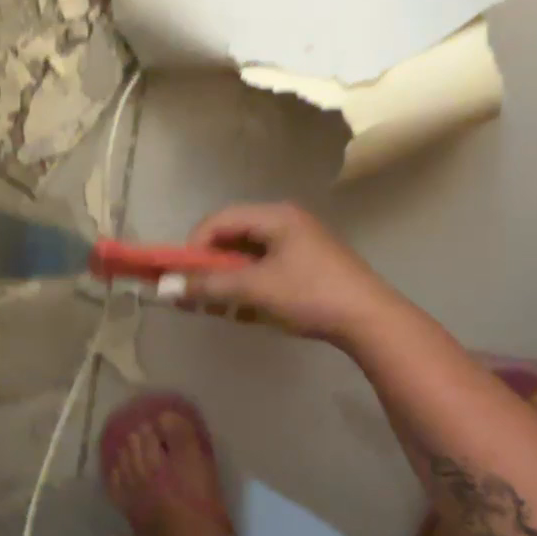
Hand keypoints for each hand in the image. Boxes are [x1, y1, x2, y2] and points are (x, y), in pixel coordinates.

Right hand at [182, 202, 384, 342]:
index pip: (218, 220)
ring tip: (218, 309)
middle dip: (209, 267)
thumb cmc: (310, 295)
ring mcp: (299, 244)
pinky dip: (248, 287)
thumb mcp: (254, 289)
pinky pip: (265, 269)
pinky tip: (244, 312)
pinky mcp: (307, 266)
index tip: (181, 278)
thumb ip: (209, 286)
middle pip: (232, 237)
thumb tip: (166, 288)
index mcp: (274, 216)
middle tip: (195, 295)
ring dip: (227, 280)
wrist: (370, 320)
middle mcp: (285, 222)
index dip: (193, 247)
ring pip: (247, 256)